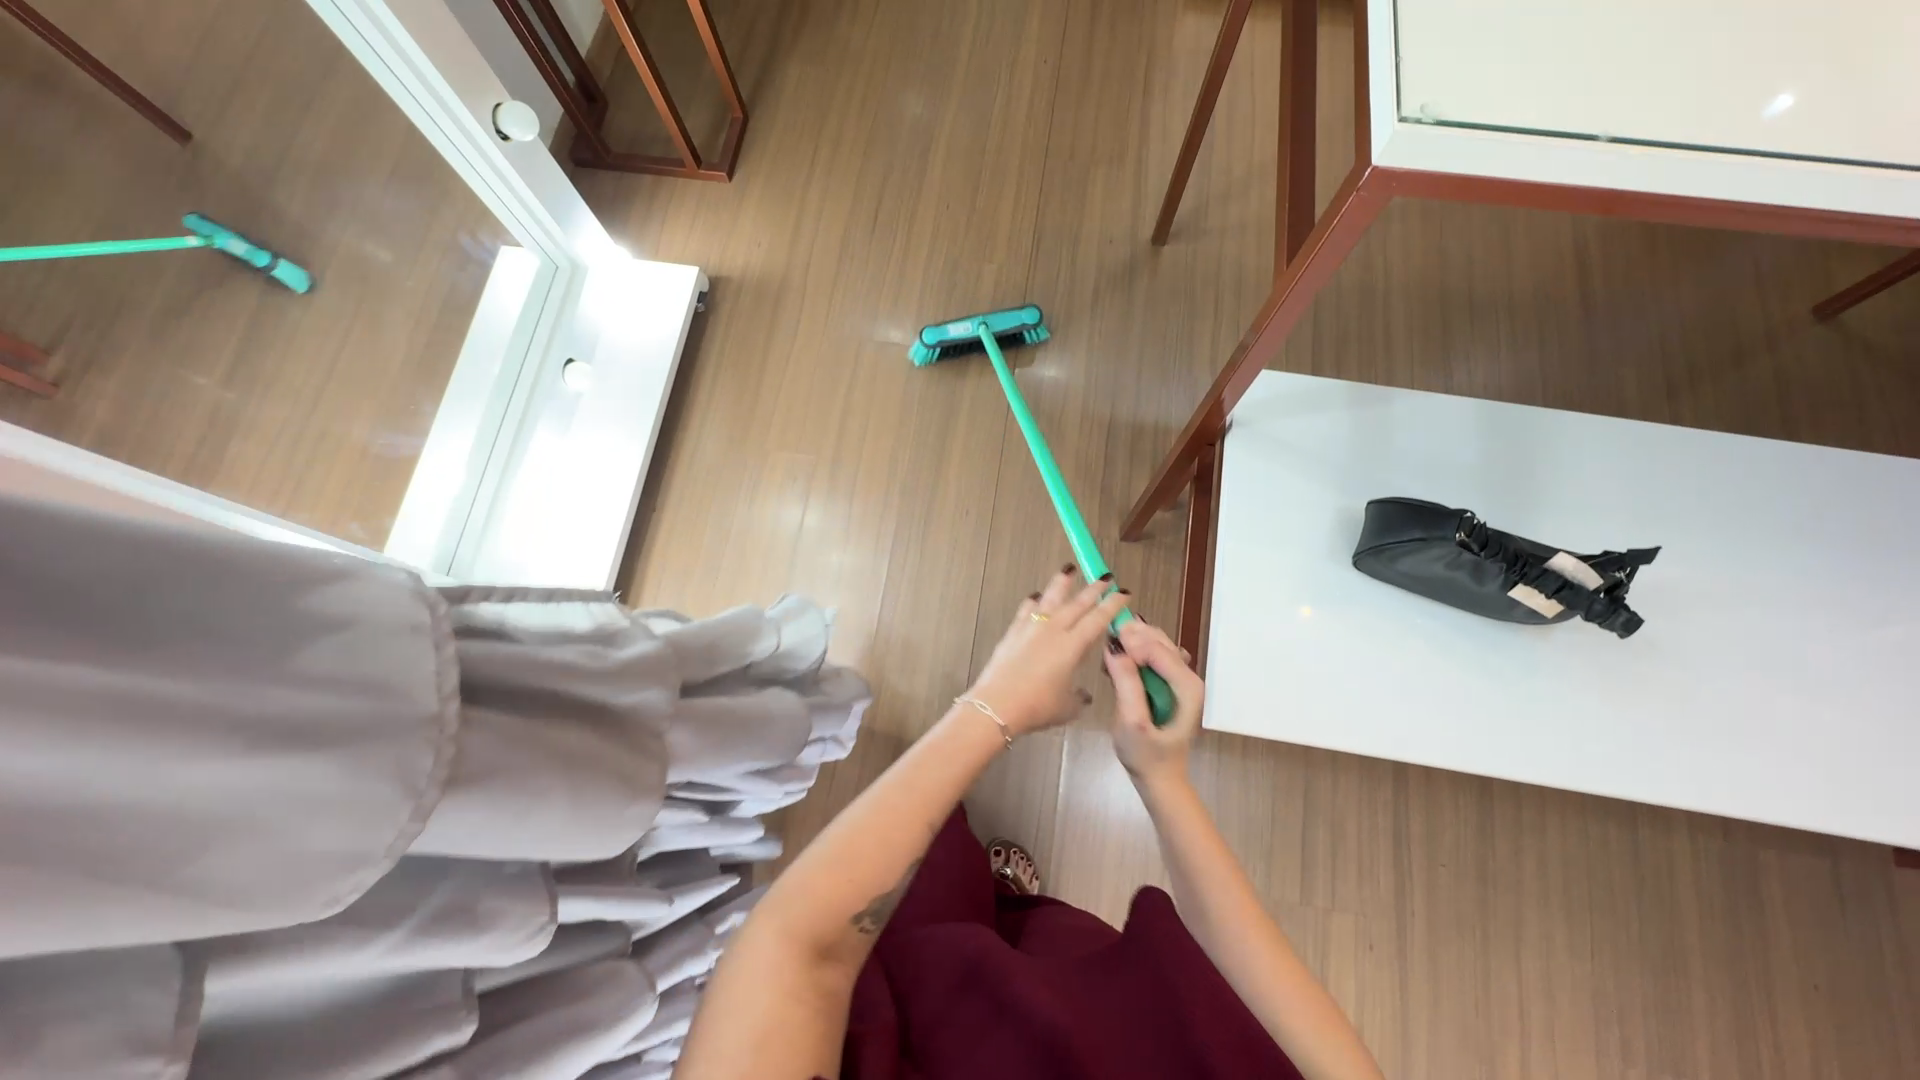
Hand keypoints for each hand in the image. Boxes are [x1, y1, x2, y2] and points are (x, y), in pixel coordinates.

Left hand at [965, 566, 1131, 735]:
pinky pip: (1027, 609)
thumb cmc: (1037, 707)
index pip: (1098, 619)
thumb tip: (1084, 694)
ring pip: (1050, 598)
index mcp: (1073, 646)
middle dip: (1094, 589)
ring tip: (1068, 569)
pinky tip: (1036, 597)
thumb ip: (1079, 697)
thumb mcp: (1067, 707)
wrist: (996, 705)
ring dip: (1062, 583)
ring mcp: (1031, 628)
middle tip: (1106, 577)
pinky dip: (1034, 601)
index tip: (1124, 593)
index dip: (1112, 605)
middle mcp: (1054, 630)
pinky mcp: (1012, 632)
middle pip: (1077, 603)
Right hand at [1103, 618, 1203, 787]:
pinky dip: (1136, 653)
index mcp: (1186, 687)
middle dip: (1134, 636)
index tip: (1108, 645)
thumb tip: (1114, 649)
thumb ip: (1127, 685)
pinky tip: (1119, 660)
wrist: (1160, 779)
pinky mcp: (1170, 686)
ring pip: (1157, 646)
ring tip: (1110, 647)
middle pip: (1160, 642)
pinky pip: (1154, 658)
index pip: (1158, 649)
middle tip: (1106, 638)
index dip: (1133, 642)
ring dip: (1134, 642)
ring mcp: (1181, 681)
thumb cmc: (1145, 756)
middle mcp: (1189, 678)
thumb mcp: (1131, 723)